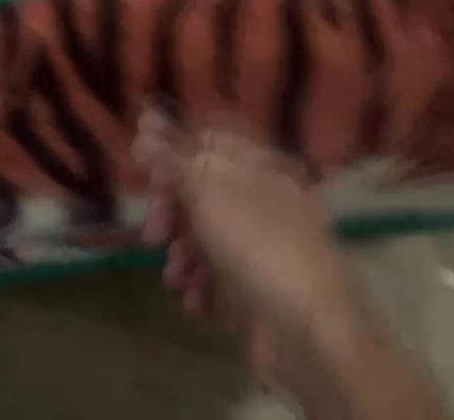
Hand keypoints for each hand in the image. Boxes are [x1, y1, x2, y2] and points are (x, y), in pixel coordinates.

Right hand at [134, 112, 363, 385]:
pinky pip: (217, 266)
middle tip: (154, 232)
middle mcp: (263, 200)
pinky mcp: (258, 278)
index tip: (144, 167)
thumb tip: (144, 121)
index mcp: (261, 169)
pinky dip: (199, 279)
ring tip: (175, 275)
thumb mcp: (205, 194)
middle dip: (170, 211)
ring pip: (203, 231)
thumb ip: (170, 158)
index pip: (209, 140)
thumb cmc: (256, 247)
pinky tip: (192, 296)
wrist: (309, 332)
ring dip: (180, 252)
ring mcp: (262, 241)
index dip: (172, 149)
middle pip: (200, 188)